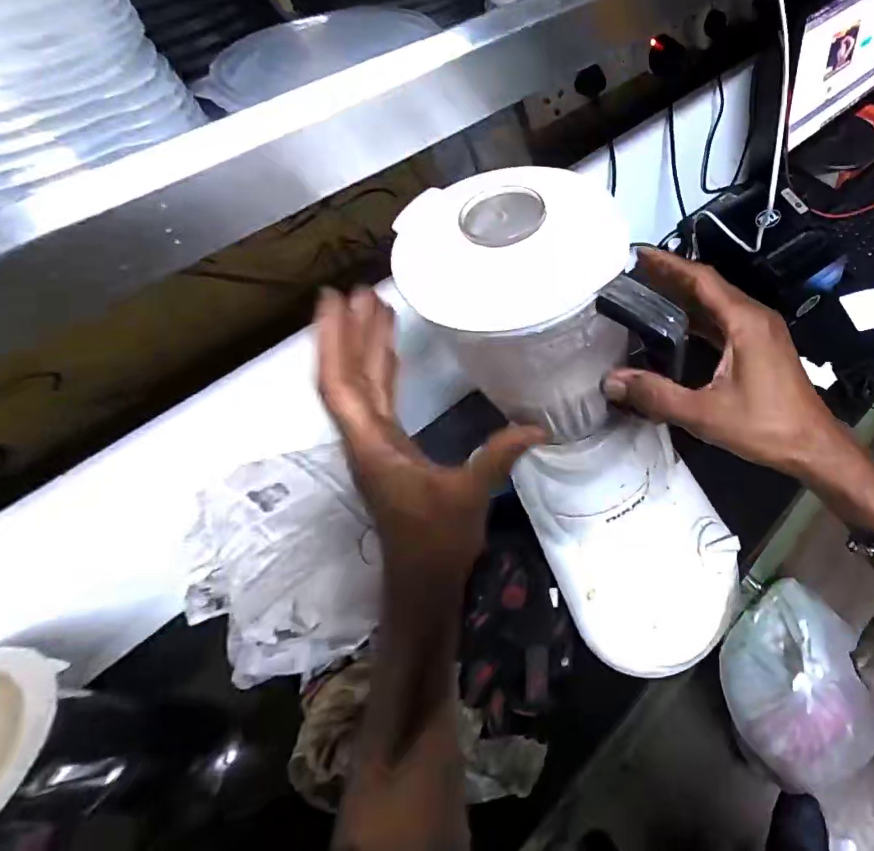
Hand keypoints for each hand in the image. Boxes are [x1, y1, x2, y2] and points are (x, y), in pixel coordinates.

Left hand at [315, 288, 544, 573]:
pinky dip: (383, 370)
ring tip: (374, 308)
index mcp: (372, 445)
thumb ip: (498, 456)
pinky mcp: (392, 451)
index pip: (342, 384)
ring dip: (364, 348)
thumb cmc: (435, 542)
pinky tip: (394, 352)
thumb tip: (538, 425)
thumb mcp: (468, 495)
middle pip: (347, 378)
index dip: (335, 341)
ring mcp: (377, 445)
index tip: (335, 302)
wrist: (423, 582)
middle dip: (350, 333)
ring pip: (362, 387)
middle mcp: (366, 439)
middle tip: (359, 292)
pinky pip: (380, 400)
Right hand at [602, 248, 850, 480]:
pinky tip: (679, 327)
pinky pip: (728, 320)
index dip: (668, 264)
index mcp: (745, 321)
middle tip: (634, 273)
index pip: (702, 279)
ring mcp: (763, 330)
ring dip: (687, 297)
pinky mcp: (765, 346)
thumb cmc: (765, 426)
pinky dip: (702, 318)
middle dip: (673, 277)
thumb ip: (657, 395)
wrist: (812, 444)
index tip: (638, 255)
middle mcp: (756, 317)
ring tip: (650, 294)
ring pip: (719, 303)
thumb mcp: (705, 414)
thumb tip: (612, 382)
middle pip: (710, 286)